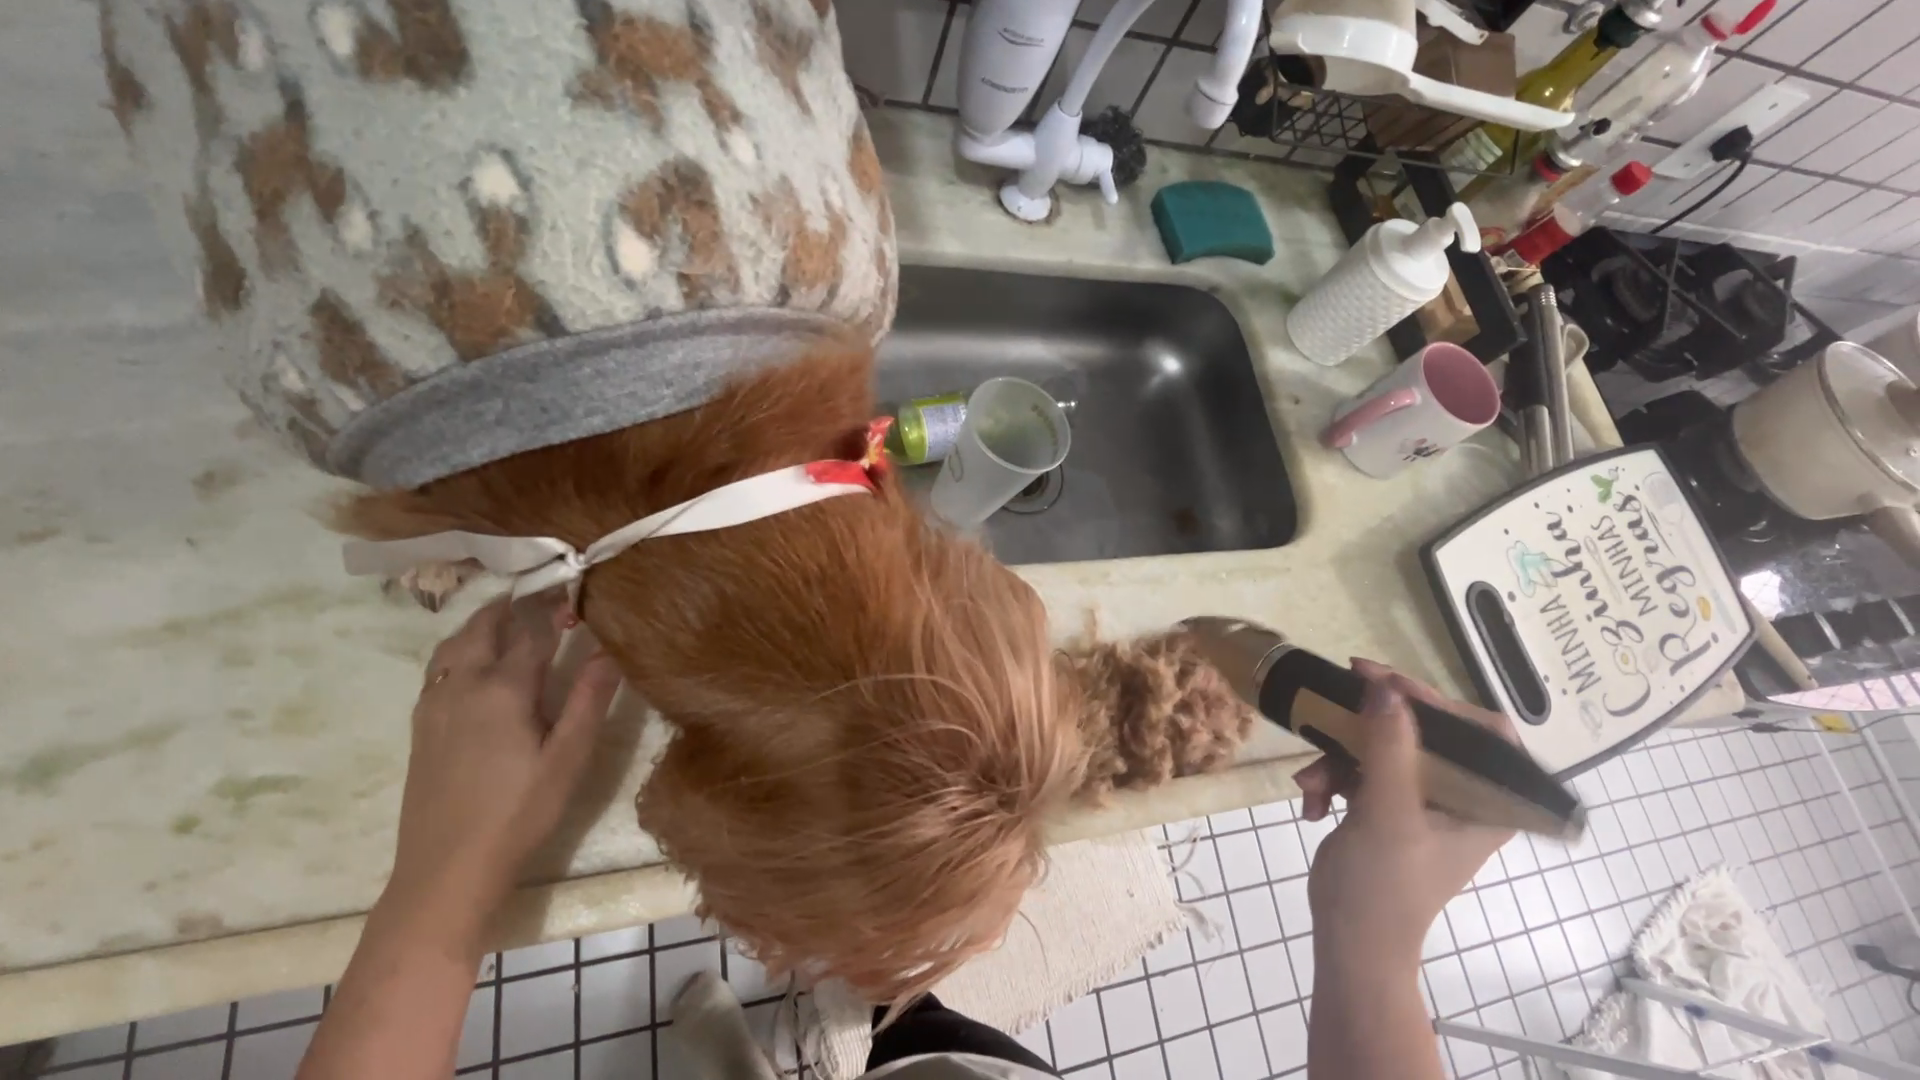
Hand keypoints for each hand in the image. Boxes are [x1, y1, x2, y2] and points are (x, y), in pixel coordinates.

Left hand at [381, 595, 621, 948]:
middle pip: (483, 627)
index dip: (556, 608)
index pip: (532, 631)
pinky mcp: (422, 726)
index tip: (578, 590)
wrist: (446, 868)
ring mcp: (434, 705)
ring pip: (453, 645)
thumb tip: (609, 648)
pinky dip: (461, 649)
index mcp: (502, 688)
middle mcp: (462, 685)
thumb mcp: (568, 758)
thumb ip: (590, 699)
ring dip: (482, 623)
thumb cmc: (519, 813)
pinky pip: (440, 668)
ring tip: (509, 618)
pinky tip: (477, 666)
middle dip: (513, 604)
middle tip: (543, 594)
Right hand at [1297, 659, 1516, 970]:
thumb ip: (1389, 748)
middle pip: (1422, 732)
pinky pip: (1357, 770)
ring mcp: (1417, 801)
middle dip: (1372, 726)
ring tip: (1311, 784)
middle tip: (1340, 692)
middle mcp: (1459, 796)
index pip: (1481, 732)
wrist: (1349, 941)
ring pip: (1380, 748)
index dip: (1439, 702)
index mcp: (1485, 801)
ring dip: (1338, 758)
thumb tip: (1384, 686)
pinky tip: (1311, 803)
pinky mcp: (1382, 806)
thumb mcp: (1388, 813)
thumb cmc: (1385, 886)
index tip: (1388, 683)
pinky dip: (1330, 779)